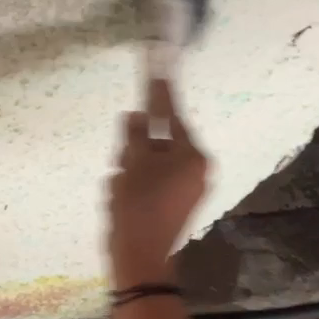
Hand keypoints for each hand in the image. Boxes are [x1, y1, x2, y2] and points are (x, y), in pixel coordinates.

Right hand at [108, 78, 208, 286]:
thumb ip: (134, 134)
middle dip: (137, 146)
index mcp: (192, 155)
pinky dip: (137, 179)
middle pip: (161, 139)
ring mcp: (189, 187)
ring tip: (120, 184)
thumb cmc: (137, 204)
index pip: (171, 114)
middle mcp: (198, 168)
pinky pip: (154, 177)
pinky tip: (122, 192)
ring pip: (154, 160)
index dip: (159, 91)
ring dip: (133, 164)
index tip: (157, 64)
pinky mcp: (177, 202)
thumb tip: (135, 114)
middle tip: (122, 162)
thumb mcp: (131, 162)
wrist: (139, 255)